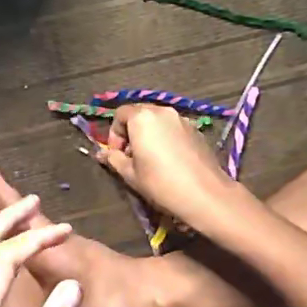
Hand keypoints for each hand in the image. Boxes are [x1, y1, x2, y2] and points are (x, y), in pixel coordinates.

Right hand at [92, 104, 241, 226]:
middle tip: (131, 155)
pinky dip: (166, 137)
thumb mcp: (130, 174)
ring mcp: (182, 119)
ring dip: (149, 134)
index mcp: (142, 117)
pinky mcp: (196, 130)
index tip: (117, 154)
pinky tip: (169, 159)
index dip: (114, 134)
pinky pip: (174, 128)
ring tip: (150, 158)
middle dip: (131, 131)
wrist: (205, 194)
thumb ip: (114, 159)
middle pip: (140, 113)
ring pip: (158, 120)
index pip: (120, 114)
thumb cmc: (161, 183)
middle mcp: (162, 111)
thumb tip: (102, 154)